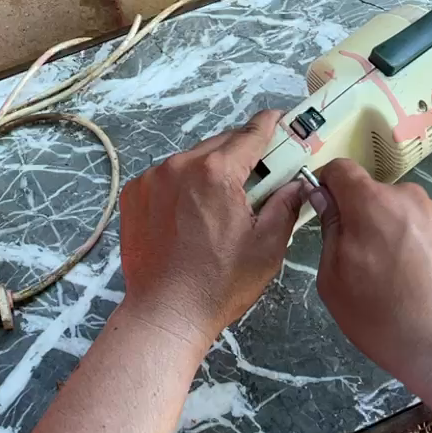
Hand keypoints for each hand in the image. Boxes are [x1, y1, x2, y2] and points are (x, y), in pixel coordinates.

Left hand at [116, 110, 307, 350]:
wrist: (164, 314)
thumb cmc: (220, 283)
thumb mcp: (267, 246)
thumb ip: (285, 205)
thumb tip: (298, 182)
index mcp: (216, 173)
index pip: (250, 134)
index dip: (270, 124)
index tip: (280, 118)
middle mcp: (180, 165)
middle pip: (220, 144)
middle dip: (242, 152)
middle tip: (258, 170)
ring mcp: (152, 177)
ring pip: (191, 158)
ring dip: (210, 168)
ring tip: (221, 197)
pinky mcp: (133, 192)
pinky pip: (166, 175)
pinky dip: (182, 183)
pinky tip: (189, 210)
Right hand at [311, 159, 431, 393]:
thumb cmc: (386, 317)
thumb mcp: (335, 279)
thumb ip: (329, 229)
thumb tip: (324, 197)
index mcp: (372, 201)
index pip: (339, 169)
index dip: (326, 187)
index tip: (324, 215)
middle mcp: (407, 197)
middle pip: (370, 194)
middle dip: (357, 217)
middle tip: (356, 261)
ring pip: (395, 213)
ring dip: (385, 233)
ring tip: (390, 281)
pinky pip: (419, 231)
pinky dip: (410, 249)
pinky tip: (415, 287)